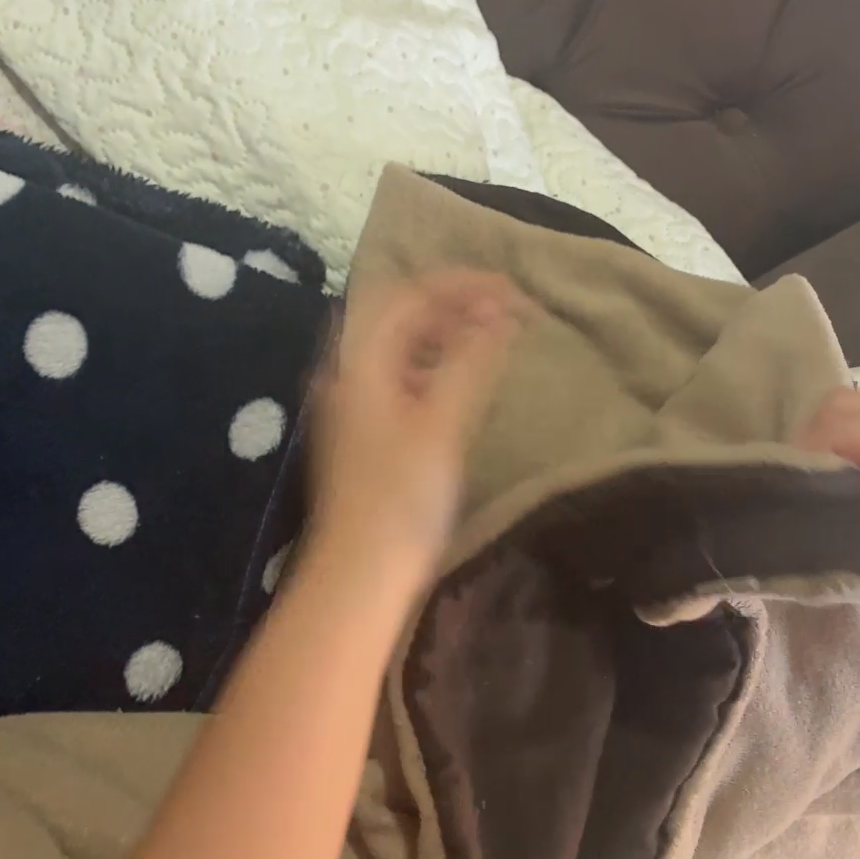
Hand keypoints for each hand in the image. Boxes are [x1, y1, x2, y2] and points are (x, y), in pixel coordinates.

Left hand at [303, 270, 524, 595]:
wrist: (360, 574)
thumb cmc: (402, 501)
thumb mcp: (443, 425)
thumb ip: (471, 361)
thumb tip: (499, 312)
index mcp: (361, 362)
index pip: (407, 294)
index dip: (460, 284)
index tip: (511, 289)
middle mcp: (348, 371)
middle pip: (398, 312)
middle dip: (452, 300)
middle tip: (504, 306)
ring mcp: (353, 400)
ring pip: (398, 343)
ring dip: (443, 328)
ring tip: (491, 330)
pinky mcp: (365, 428)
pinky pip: (400, 372)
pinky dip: (434, 360)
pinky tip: (461, 374)